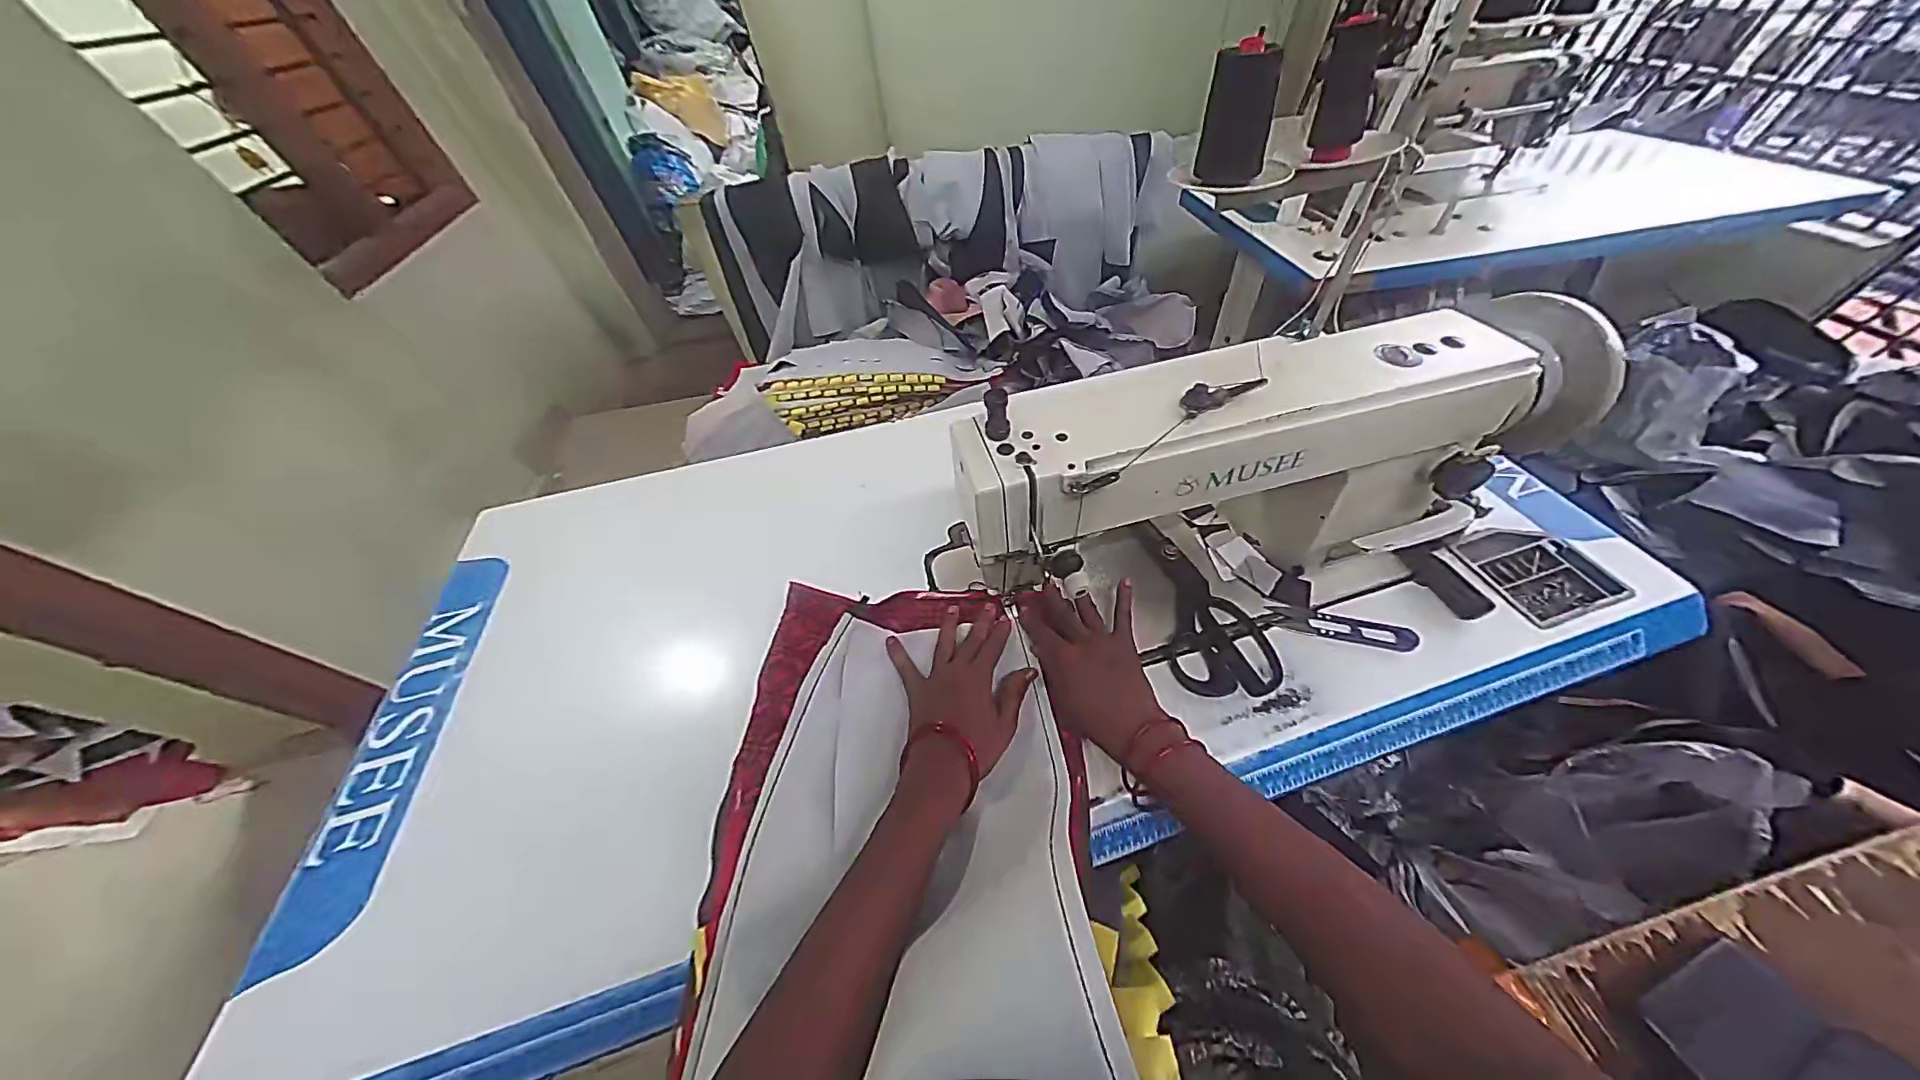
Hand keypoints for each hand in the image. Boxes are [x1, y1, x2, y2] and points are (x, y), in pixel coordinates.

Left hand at [886, 605, 1035, 792]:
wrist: (943, 763)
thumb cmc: (976, 747)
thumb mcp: (1004, 723)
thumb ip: (1013, 693)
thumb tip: (1025, 672)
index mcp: (979, 678)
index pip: (993, 648)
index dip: (1000, 633)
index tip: (1005, 620)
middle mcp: (957, 672)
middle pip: (971, 641)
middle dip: (980, 623)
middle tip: (986, 608)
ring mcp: (936, 679)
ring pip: (943, 645)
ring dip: (948, 626)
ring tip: (951, 610)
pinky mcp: (918, 691)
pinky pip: (906, 668)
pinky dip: (899, 655)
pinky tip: (892, 642)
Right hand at [1015, 581, 1171, 764]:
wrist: (1133, 727)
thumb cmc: (1099, 722)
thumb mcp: (1062, 702)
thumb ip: (1052, 676)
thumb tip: (1047, 663)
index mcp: (1063, 659)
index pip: (1040, 632)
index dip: (1030, 619)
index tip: (1025, 609)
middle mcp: (1083, 644)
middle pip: (1062, 615)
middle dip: (1050, 600)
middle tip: (1044, 588)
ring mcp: (1104, 641)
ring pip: (1087, 612)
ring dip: (1076, 597)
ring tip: (1070, 587)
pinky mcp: (1124, 644)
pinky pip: (1123, 616)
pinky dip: (1124, 598)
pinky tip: (1123, 585)